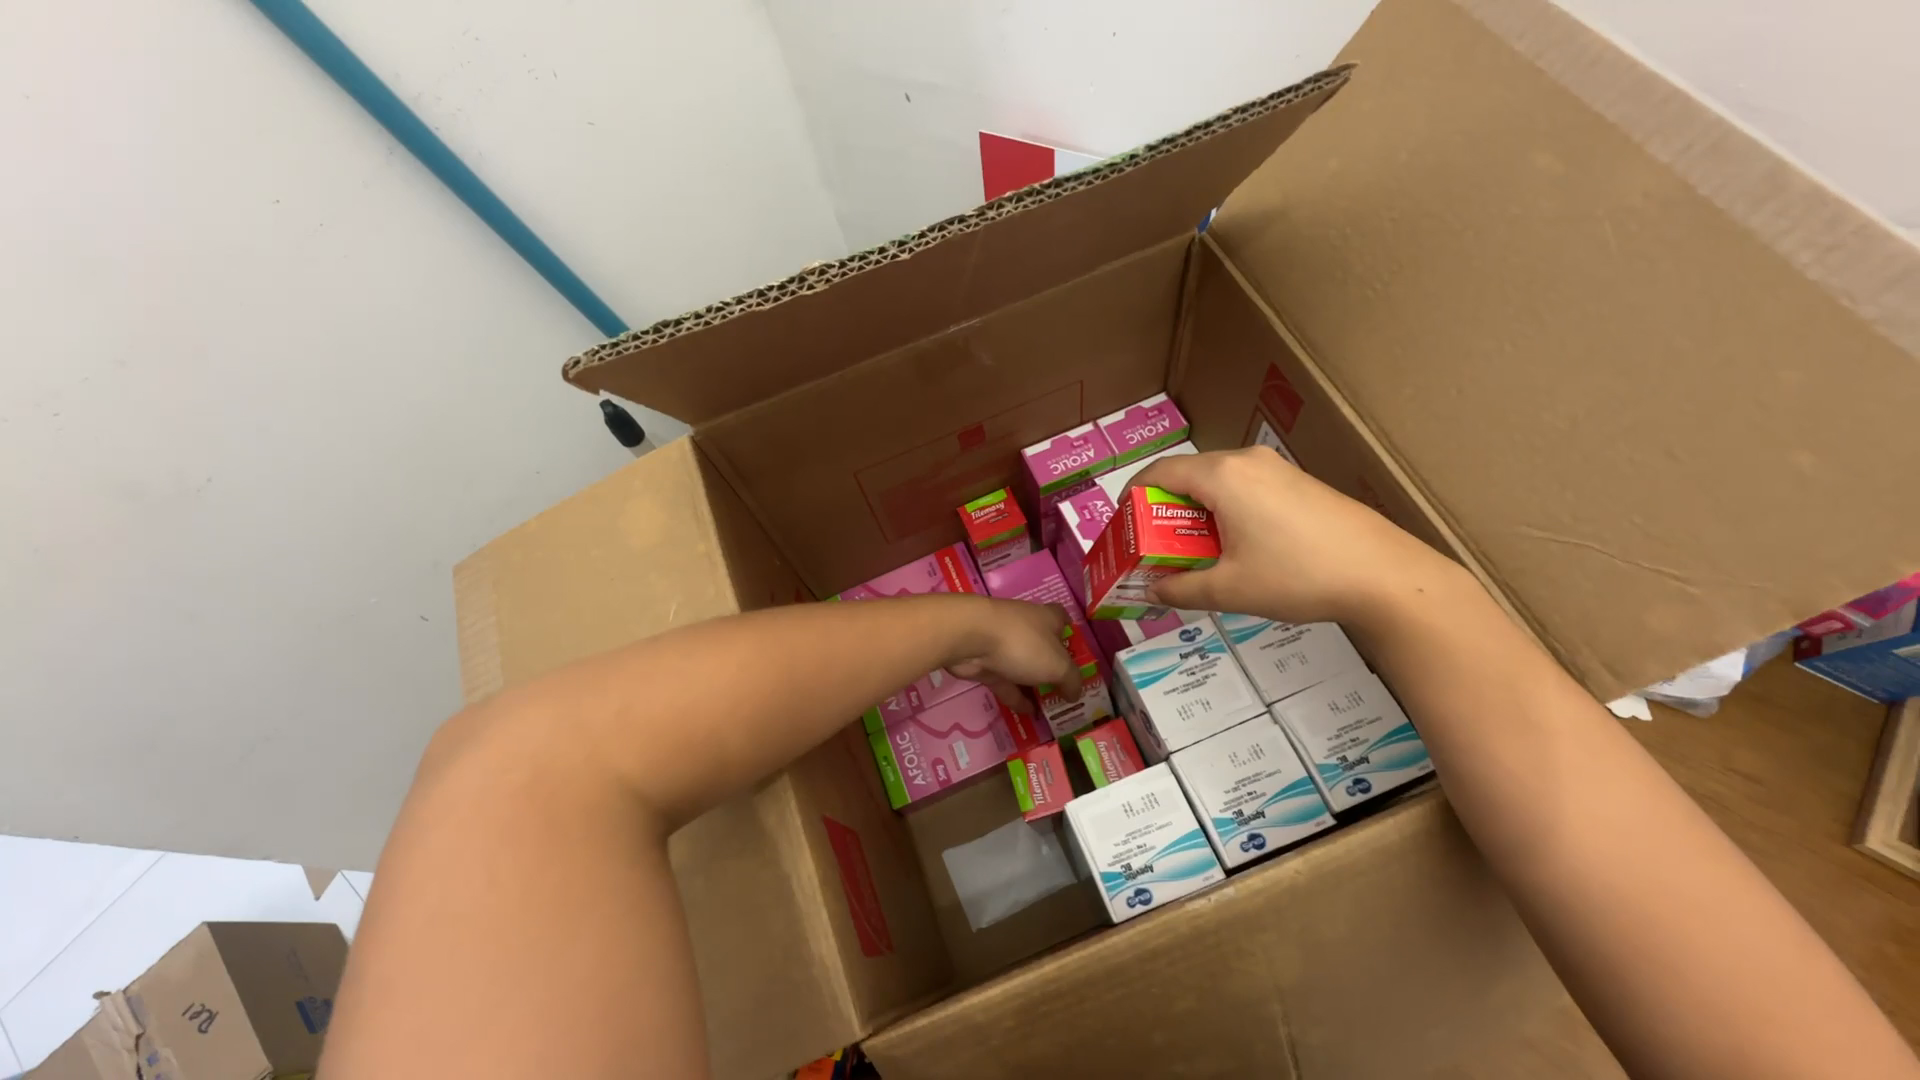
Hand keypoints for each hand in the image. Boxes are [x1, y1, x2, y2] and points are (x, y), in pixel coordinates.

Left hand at [944, 596, 1082, 703]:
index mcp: (1047, 618)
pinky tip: (1028, 713)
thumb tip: (1076, 694)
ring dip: (1033, 685)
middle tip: (1066, 691)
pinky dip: (1015, 696)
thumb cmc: (1023, 643)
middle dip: (1052, 666)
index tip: (1077, 655)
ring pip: (1022, 666)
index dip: (1070, 635)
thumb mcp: (1057, 665)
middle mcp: (1026, 627)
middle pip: (1043, 646)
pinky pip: (1004, 681)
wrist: (970, 639)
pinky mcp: (984, 662)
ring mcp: (1002, 644)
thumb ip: (1071, 680)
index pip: (1062, 619)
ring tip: (1050, 709)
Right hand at [1132, 448, 1462, 626]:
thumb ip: (1180, 589)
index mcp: (1222, 476)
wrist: (1384, 575)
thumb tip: (1152, 590)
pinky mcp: (1299, 483)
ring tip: (1194, 554)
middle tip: (1154, 548)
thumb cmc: (1296, 576)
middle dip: (1163, 511)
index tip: (1123, 525)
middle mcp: (1246, 461)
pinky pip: (1245, 489)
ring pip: (1217, 483)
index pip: (1158, 471)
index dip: (1131, 495)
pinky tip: (1236, 549)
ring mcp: (1277, 469)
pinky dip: (1225, 512)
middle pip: (1187, 476)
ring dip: (1195, 514)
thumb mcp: (1228, 589)